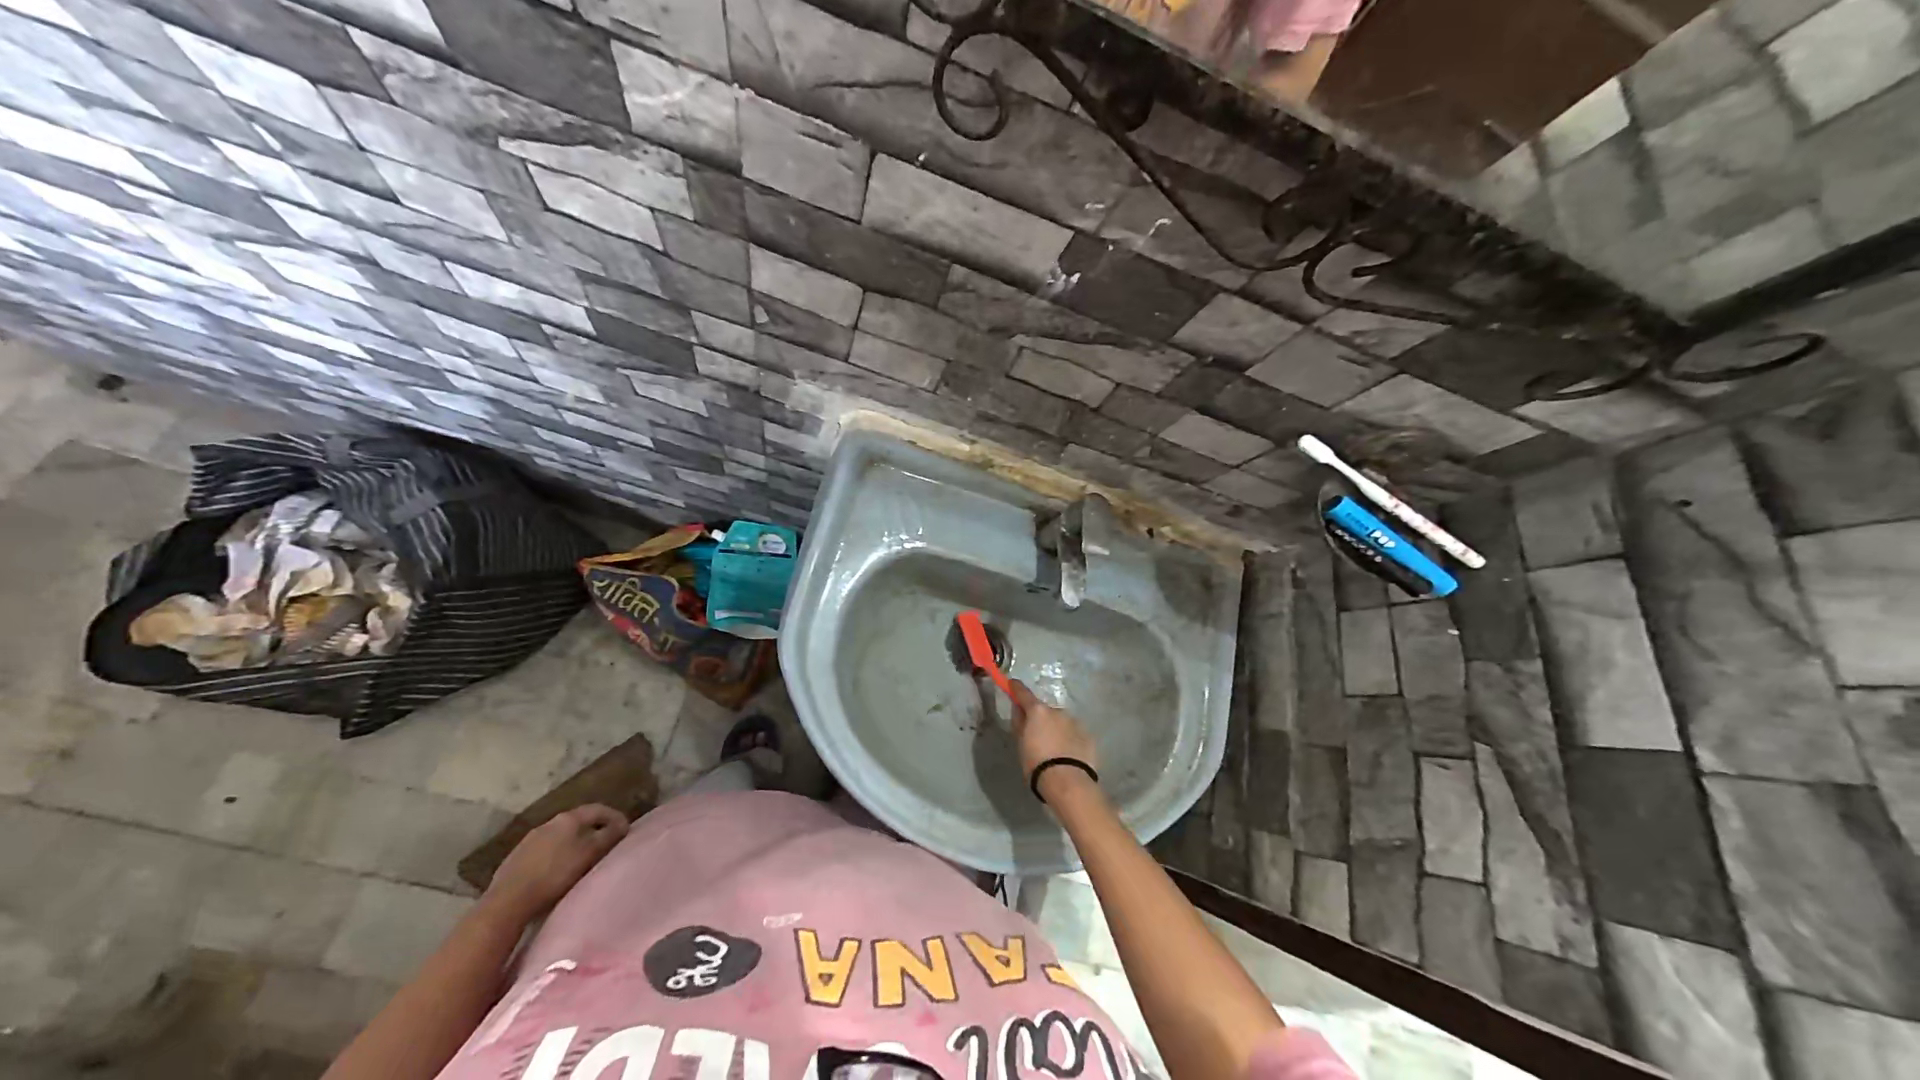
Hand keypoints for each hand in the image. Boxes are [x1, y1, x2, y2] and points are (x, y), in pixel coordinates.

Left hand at [482, 804, 628, 921]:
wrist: (508, 901)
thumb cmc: (556, 874)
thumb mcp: (590, 854)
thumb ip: (609, 836)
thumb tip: (622, 824)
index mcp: (568, 818)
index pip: (598, 809)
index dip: (615, 817)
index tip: (626, 830)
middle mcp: (549, 823)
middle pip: (579, 821)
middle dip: (595, 830)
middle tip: (607, 844)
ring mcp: (530, 839)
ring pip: (561, 836)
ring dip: (575, 843)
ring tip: (584, 859)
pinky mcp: (516, 858)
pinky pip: (545, 850)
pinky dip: (558, 854)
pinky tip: (558, 870)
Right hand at [1008, 679, 1097, 796]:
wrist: (1068, 782)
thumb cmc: (1037, 764)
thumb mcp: (1021, 744)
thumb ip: (1019, 723)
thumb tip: (1018, 709)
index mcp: (1038, 712)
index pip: (1024, 693)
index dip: (1016, 688)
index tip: (1012, 684)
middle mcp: (1058, 711)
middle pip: (1045, 711)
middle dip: (1040, 719)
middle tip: (1036, 737)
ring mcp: (1075, 722)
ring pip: (1061, 722)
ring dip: (1056, 729)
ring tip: (1054, 750)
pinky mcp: (1088, 736)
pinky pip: (1074, 733)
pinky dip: (1069, 739)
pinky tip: (1067, 755)